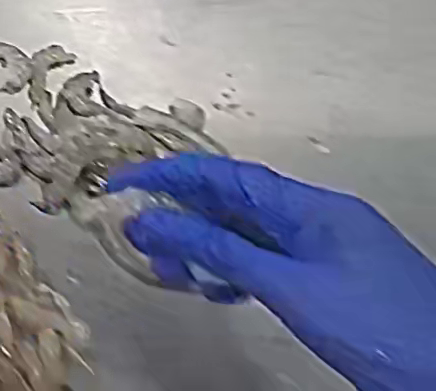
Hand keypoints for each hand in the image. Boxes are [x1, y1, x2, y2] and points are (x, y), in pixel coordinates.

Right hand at [111, 155, 435, 390]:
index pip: (215, 172)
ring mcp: (326, 252)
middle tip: (136, 235)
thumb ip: (210, 248)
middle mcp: (316, 220)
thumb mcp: (286, 286)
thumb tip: (141, 221)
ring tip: (170, 270)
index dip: (160, 174)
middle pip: (224, 201)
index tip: (116, 186)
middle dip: (175, 216)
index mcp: (311, 207)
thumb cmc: (386, 331)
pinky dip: (225, 268)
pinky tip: (212, 288)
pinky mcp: (329, 282)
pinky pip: (258, 259)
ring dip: (196, 247)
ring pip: (238, 232)